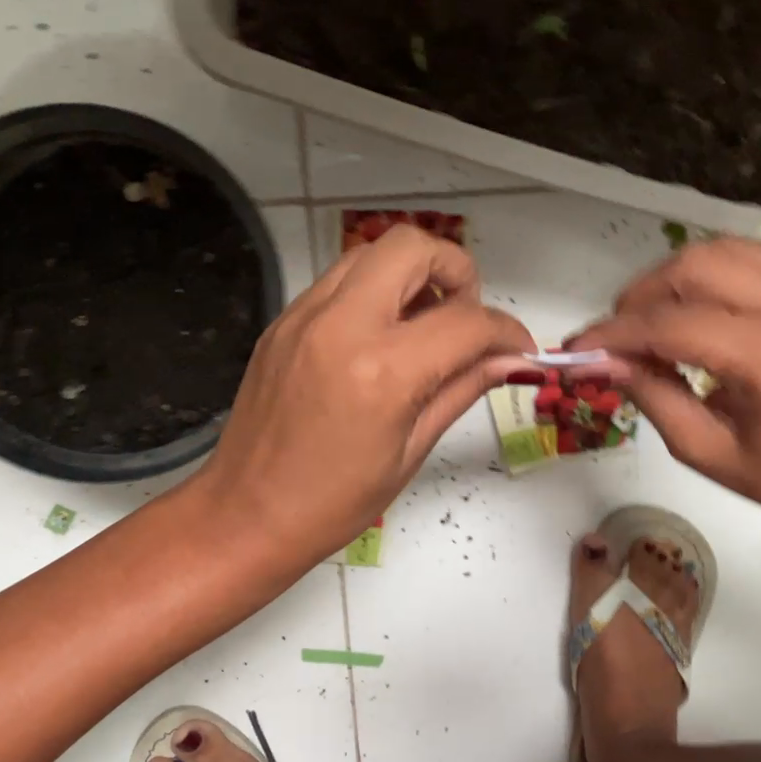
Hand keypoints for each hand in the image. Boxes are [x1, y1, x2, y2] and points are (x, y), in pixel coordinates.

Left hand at [195, 225, 534, 563]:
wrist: (244, 514)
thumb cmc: (334, 502)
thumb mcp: (411, 450)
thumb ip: (462, 388)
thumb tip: (510, 359)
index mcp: (382, 370)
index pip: (465, 320)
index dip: (505, 331)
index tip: (517, 348)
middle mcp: (341, 325)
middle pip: (412, 247)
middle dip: (455, 269)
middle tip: (463, 317)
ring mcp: (303, 316)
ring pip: (371, 252)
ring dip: (410, 274)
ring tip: (422, 325)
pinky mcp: (282, 322)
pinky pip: (338, 280)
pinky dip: (372, 291)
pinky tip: (379, 338)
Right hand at [569, 238, 760, 540]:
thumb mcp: (709, 452)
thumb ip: (652, 396)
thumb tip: (600, 360)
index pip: (674, 326)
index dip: (615, 334)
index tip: (576, 350)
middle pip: (694, 268)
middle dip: (639, 297)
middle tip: (614, 337)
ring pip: (718, 252)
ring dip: (669, 281)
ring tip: (647, 323)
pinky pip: (746, 262)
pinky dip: (704, 278)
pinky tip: (688, 313)